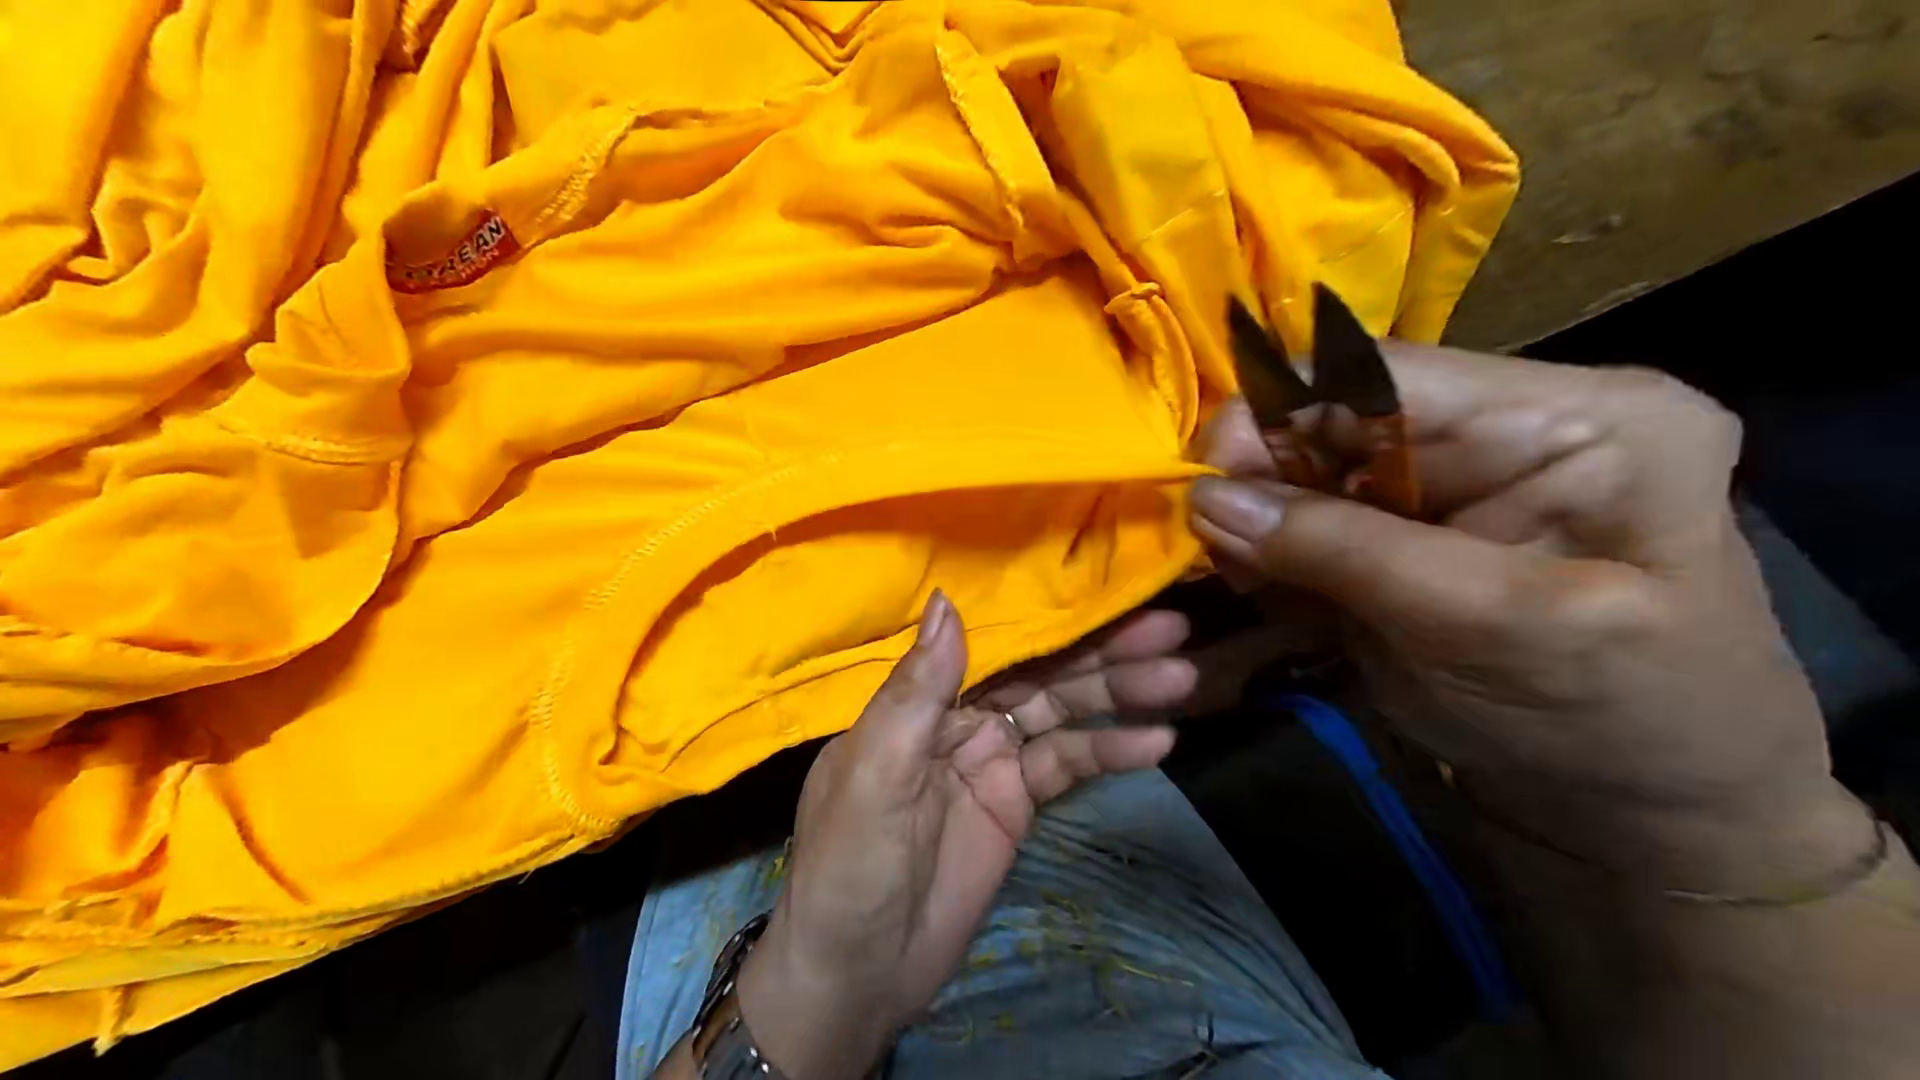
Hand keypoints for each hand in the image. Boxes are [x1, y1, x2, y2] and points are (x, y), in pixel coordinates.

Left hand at [735, 592, 1195, 1078]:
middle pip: (1040, 672)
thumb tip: (947, 600)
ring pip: (1063, 712)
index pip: (994, 642)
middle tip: (1171, 628)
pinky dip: (1110, 752)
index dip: (1048, 615)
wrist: (856, 972)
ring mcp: (994, 758)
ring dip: (1119, 695)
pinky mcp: (1018, 802)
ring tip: (1181, 678)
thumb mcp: (873, 771)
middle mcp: (962, 715)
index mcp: (921, 696)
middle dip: (1102, 650)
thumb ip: (916, 690)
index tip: (1107, 589)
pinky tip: (1157, 741)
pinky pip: (1068, 765)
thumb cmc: (849, 863)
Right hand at [1189, 343, 1873, 888]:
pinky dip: (1268, 550)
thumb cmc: (1616, 719)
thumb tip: (1206, 500)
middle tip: (1220, 550)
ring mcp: (1444, 478)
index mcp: (1568, 417)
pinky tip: (1269, 588)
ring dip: (1257, 521)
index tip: (1206, 484)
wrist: (1640, 801)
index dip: (1275, 414)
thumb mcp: (1488, 627)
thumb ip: (1344, 552)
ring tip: (1246, 580)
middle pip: (1331, 417)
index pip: (1383, 375)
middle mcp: (1498, 423)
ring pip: (1302, 468)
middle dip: (1260, 479)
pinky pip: (1304, 515)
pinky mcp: (1401, 525)